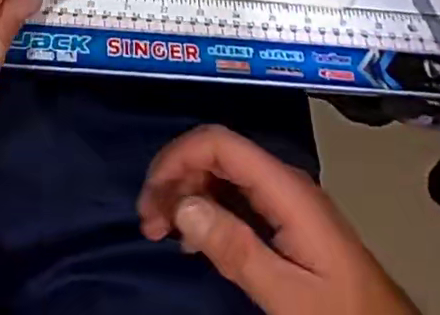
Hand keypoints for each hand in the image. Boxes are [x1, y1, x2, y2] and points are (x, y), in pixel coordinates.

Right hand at [138, 125, 416, 314]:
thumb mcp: (289, 296)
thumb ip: (236, 249)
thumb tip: (182, 205)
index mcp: (286, 188)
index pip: (219, 143)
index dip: (178, 158)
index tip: (152, 198)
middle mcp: (282, 181)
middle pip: (216, 153)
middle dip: (176, 178)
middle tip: (150, 222)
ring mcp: (284, 198)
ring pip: (221, 172)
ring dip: (186, 193)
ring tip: (162, 230)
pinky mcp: (284, 217)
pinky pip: (233, 195)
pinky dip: (204, 208)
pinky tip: (192, 238)